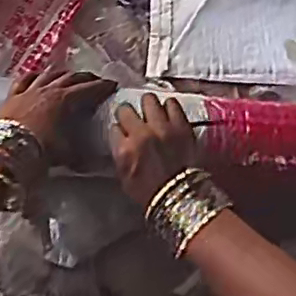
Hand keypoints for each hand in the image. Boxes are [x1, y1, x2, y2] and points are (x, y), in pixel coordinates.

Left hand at [0, 69, 117, 165]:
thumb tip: (93, 162)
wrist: (3, 154)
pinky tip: (39, 75)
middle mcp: (49, 89)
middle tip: (96, 81)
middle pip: (72, 78)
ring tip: (70, 76)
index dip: (103, 87)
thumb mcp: (65, 154)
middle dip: (86, 78)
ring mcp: (30, 90)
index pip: (89, 89)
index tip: (113, 85)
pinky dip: (35, 75)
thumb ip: (80, 154)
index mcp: (65, 100)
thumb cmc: (39, 153)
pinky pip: (25, 79)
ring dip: (63, 74)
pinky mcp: (13, 95)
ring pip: (50, 74)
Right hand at [110, 92, 199, 206]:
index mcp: (124, 150)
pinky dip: (169, 107)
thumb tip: (120, 138)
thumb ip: (120, 154)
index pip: (114, 127)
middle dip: (128, 113)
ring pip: (149, 99)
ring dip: (148, 106)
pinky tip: (169, 113)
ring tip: (152, 112)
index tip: (122, 132)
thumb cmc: (150, 192)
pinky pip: (171, 103)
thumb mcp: (124, 177)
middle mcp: (141, 134)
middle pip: (126, 109)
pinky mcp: (181, 124)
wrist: (181, 196)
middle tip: (134, 119)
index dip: (118, 129)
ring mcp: (162, 126)